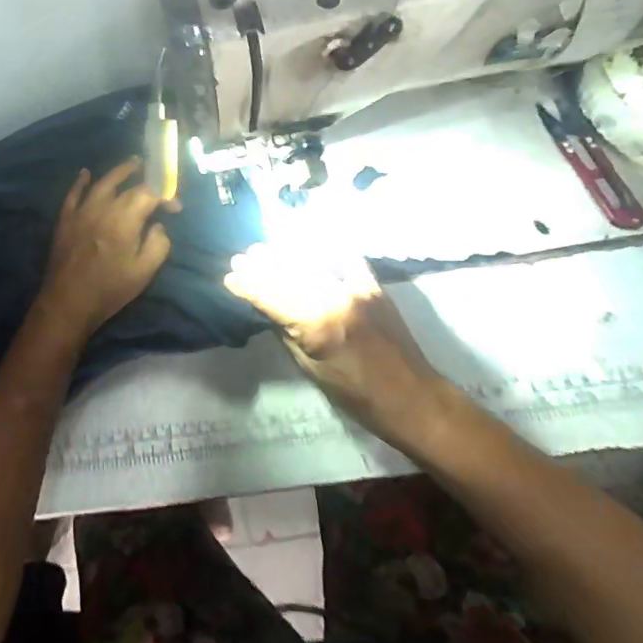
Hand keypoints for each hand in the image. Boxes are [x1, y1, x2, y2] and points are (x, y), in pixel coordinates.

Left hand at [34, 158, 180, 339]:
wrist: (68, 302)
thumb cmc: (110, 289)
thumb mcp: (144, 272)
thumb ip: (158, 244)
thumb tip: (158, 225)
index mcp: (125, 219)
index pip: (149, 194)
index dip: (165, 196)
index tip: (175, 208)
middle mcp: (103, 208)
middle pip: (126, 185)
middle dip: (144, 179)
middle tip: (154, 172)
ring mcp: (81, 211)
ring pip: (101, 183)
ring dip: (117, 171)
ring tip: (131, 164)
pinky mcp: (65, 220)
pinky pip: (73, 194)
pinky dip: (80, 182)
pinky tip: (85, 173)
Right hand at [224, 245, 458, 451]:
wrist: (412, 397)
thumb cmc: (356, 394)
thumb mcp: (309, 368)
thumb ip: (287, 332)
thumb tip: (266, 309)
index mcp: (315, 325)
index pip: (270, 295)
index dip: (246, 285)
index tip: (229, 278)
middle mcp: (334, 298)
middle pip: (287, 272)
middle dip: (260, 265)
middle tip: (240, 258)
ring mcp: (355, 287)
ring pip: (311, 260)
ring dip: (284, 253)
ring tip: (264, 250)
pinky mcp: (372, 284)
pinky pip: (343, 257)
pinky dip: (322, 249)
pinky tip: (306, 245)